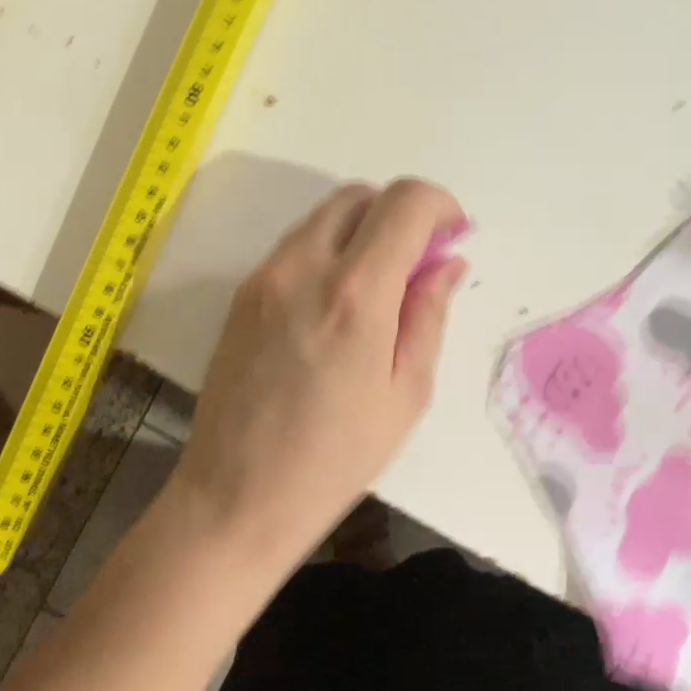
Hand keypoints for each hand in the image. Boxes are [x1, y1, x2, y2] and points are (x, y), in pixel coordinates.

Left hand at [168, 178, 467, 569]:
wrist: (237, 494)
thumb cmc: (336, 460)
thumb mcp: (406, 395)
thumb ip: (429, 316)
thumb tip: (447, 263)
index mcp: (356, 293)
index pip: (405, 202)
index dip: (440, 206)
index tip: (452, 235)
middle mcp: (303, 267)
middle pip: (358, 196)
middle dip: (398, 214)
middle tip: (417, 265)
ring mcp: (263, 278)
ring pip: (320, 218)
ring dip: (359, 232)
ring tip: (377, 291)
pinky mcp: (240, 297)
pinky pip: (291, 249)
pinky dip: (324, 254)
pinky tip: (334, 308)